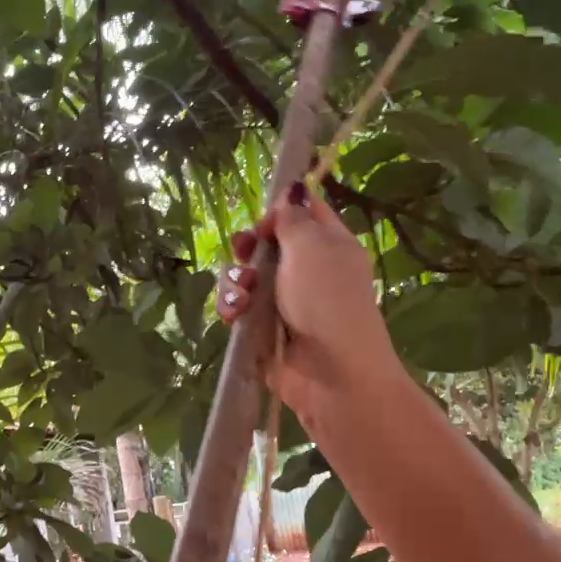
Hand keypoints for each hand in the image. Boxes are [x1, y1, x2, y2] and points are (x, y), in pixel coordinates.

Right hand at [215, 182, 400, 404]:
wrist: (329, 371)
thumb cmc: (327, 301)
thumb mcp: (312, 248)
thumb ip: (294, 219)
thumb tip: (292, 190)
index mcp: (328, 245)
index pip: (304, 213)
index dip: (282, 210)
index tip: (266, 218)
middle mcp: (305, 270)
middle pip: (265, 244)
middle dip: (248, 246)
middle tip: (244, 251)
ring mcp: (281, 301)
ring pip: (244, 276)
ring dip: (235, 281)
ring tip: (242, 296)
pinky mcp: (260, 328)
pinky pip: (236, 307)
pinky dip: (231, 308)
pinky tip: (234, 315)